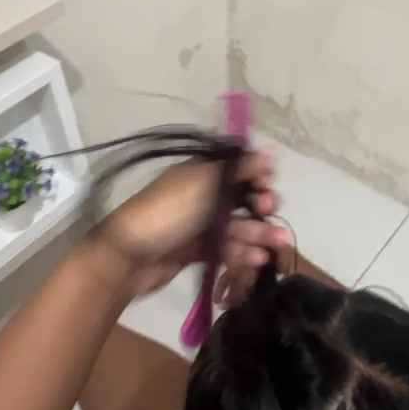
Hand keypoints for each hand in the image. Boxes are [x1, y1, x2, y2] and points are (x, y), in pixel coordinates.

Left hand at [82, 148, 291, 298]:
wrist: (129, 256)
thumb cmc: (168, 211)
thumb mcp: (205, 183)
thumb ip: (240, 168)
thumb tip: (272, 151)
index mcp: (201, 172)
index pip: (237, 168)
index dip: (257, 174)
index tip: (270, 181)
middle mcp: (202, 195)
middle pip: (241, 197)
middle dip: (261, 204)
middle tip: (270, 210)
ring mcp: (200, 224)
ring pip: (237, 226)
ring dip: (259, 232)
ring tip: (280, 243)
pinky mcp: (198, 251)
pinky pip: (227, 248)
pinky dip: (243, 252)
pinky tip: (259, 258)